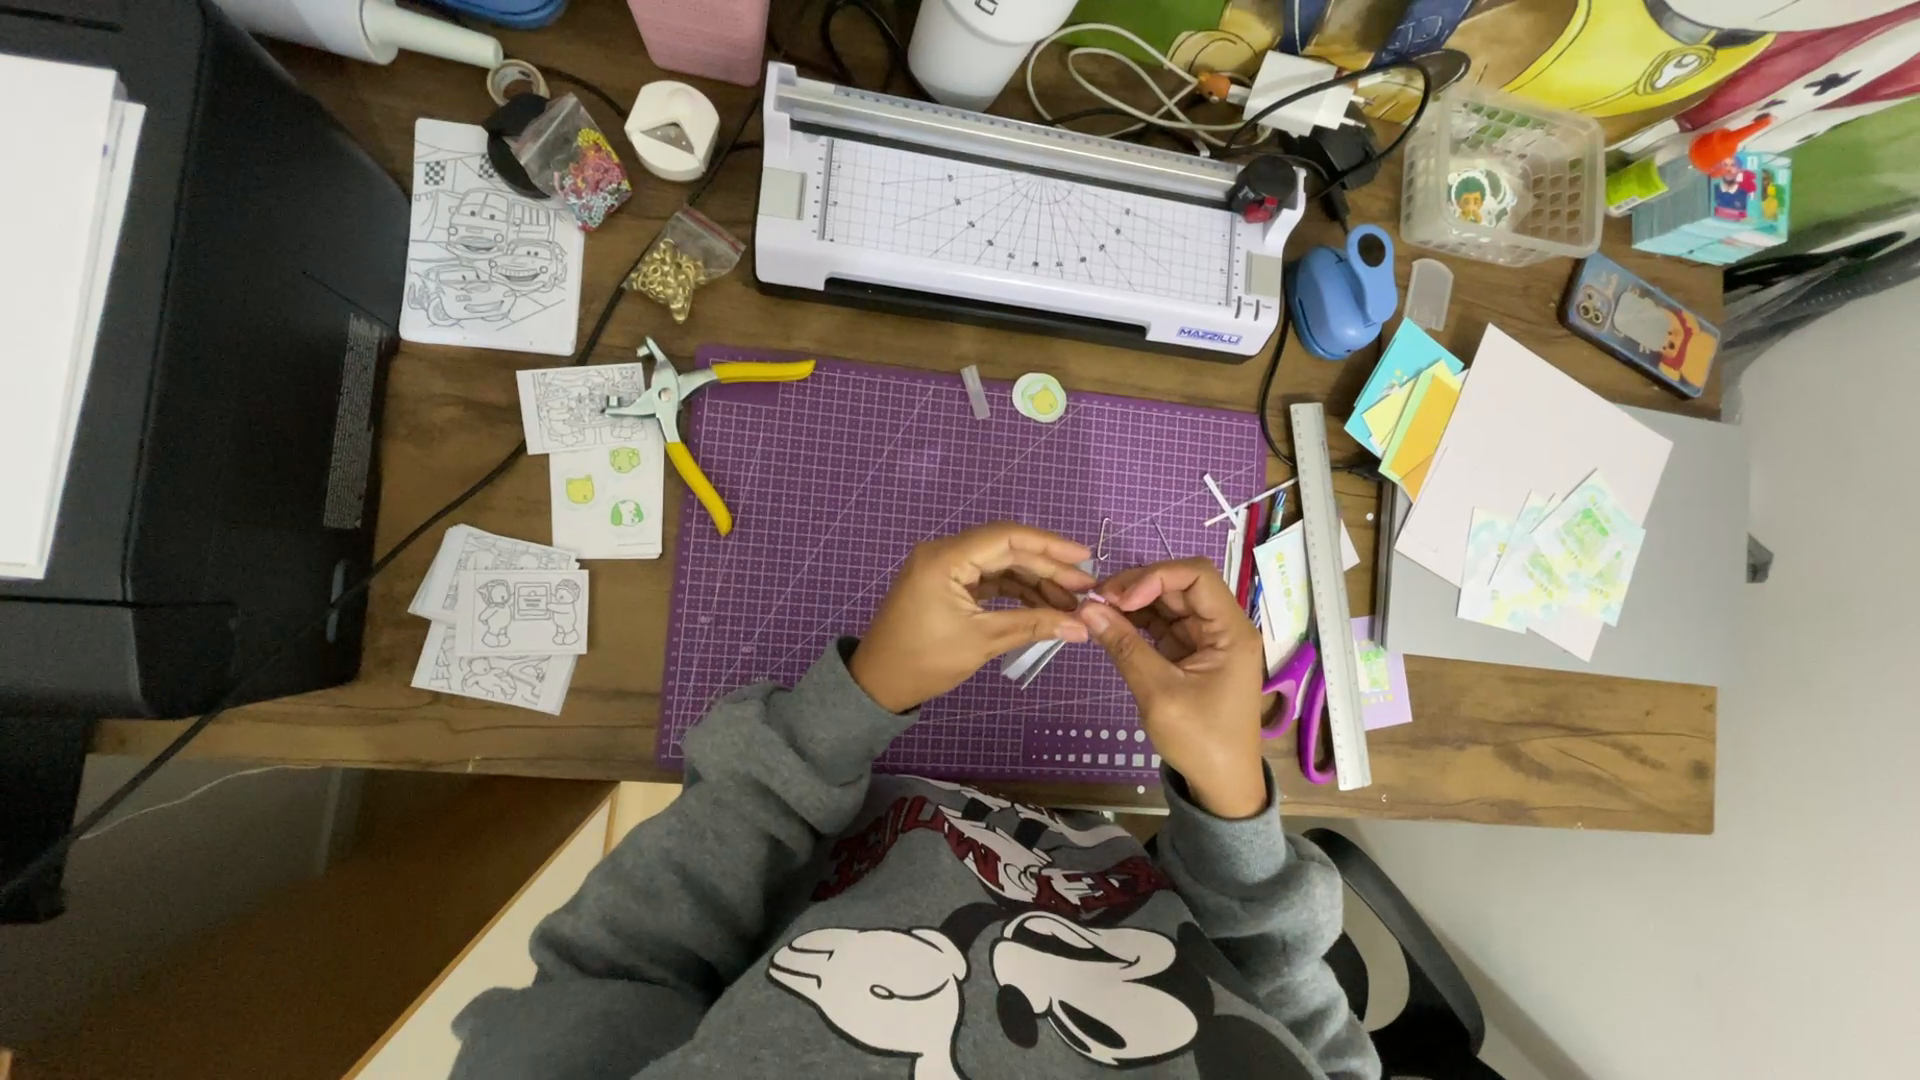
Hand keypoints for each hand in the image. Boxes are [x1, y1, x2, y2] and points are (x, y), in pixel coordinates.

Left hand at [849, 523, 1096, 712]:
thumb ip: (1034, 626)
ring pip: (999, 564)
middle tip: (1085, 588)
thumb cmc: (925, 661)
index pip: (1007, 537)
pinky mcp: (946, 583)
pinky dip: (1015, 590)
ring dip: (1034, 581)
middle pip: (1006, 549)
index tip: (1084, 559)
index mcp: (946, 558)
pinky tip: (1043, 605)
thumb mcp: (983, 641)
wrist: (878, 684)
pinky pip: (987, 578)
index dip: (1049, 545)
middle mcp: (944, 552)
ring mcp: (944, 567)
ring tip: (1070, 603)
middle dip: (1047, 568)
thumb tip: (1082, 626)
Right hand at [1076, 558, 1267, 817]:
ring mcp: (1206, 640)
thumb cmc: (1200, 740)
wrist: (1222, 786)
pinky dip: (1136, 622)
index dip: (1155, 576)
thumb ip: (1124, 646)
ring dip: (1133, 603)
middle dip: (1138, 586)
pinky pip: (1162, 625)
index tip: (1120, 599)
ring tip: (1097, 611)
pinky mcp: (1190, 654)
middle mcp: (1222, 627)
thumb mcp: (1159, 693)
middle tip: (1097, 601)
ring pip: (1168, 603)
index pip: (1196, 575)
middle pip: (1179, 585)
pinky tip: (1110, 625)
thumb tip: (1087, 609)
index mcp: (1231, 630)